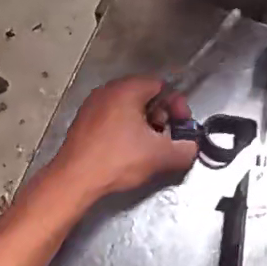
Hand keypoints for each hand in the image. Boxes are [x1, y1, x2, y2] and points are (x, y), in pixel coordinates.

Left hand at [46, 75, 198, 201]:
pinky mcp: (83, 123)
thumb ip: (185, 149)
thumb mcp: (161, 156)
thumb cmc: (117, 161)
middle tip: (166, 136)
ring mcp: (92, 106)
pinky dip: (125, 131)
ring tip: (148, 147)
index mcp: (126, 90)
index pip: (161, 85)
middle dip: (161, 115)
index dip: (177, 105)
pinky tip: (128, 152)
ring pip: (128, 108)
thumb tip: (191, 148)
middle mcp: (107, 92)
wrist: (75, 180)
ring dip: (144, 125)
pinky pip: (112, 119)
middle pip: (144, 95)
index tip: (180, 124)